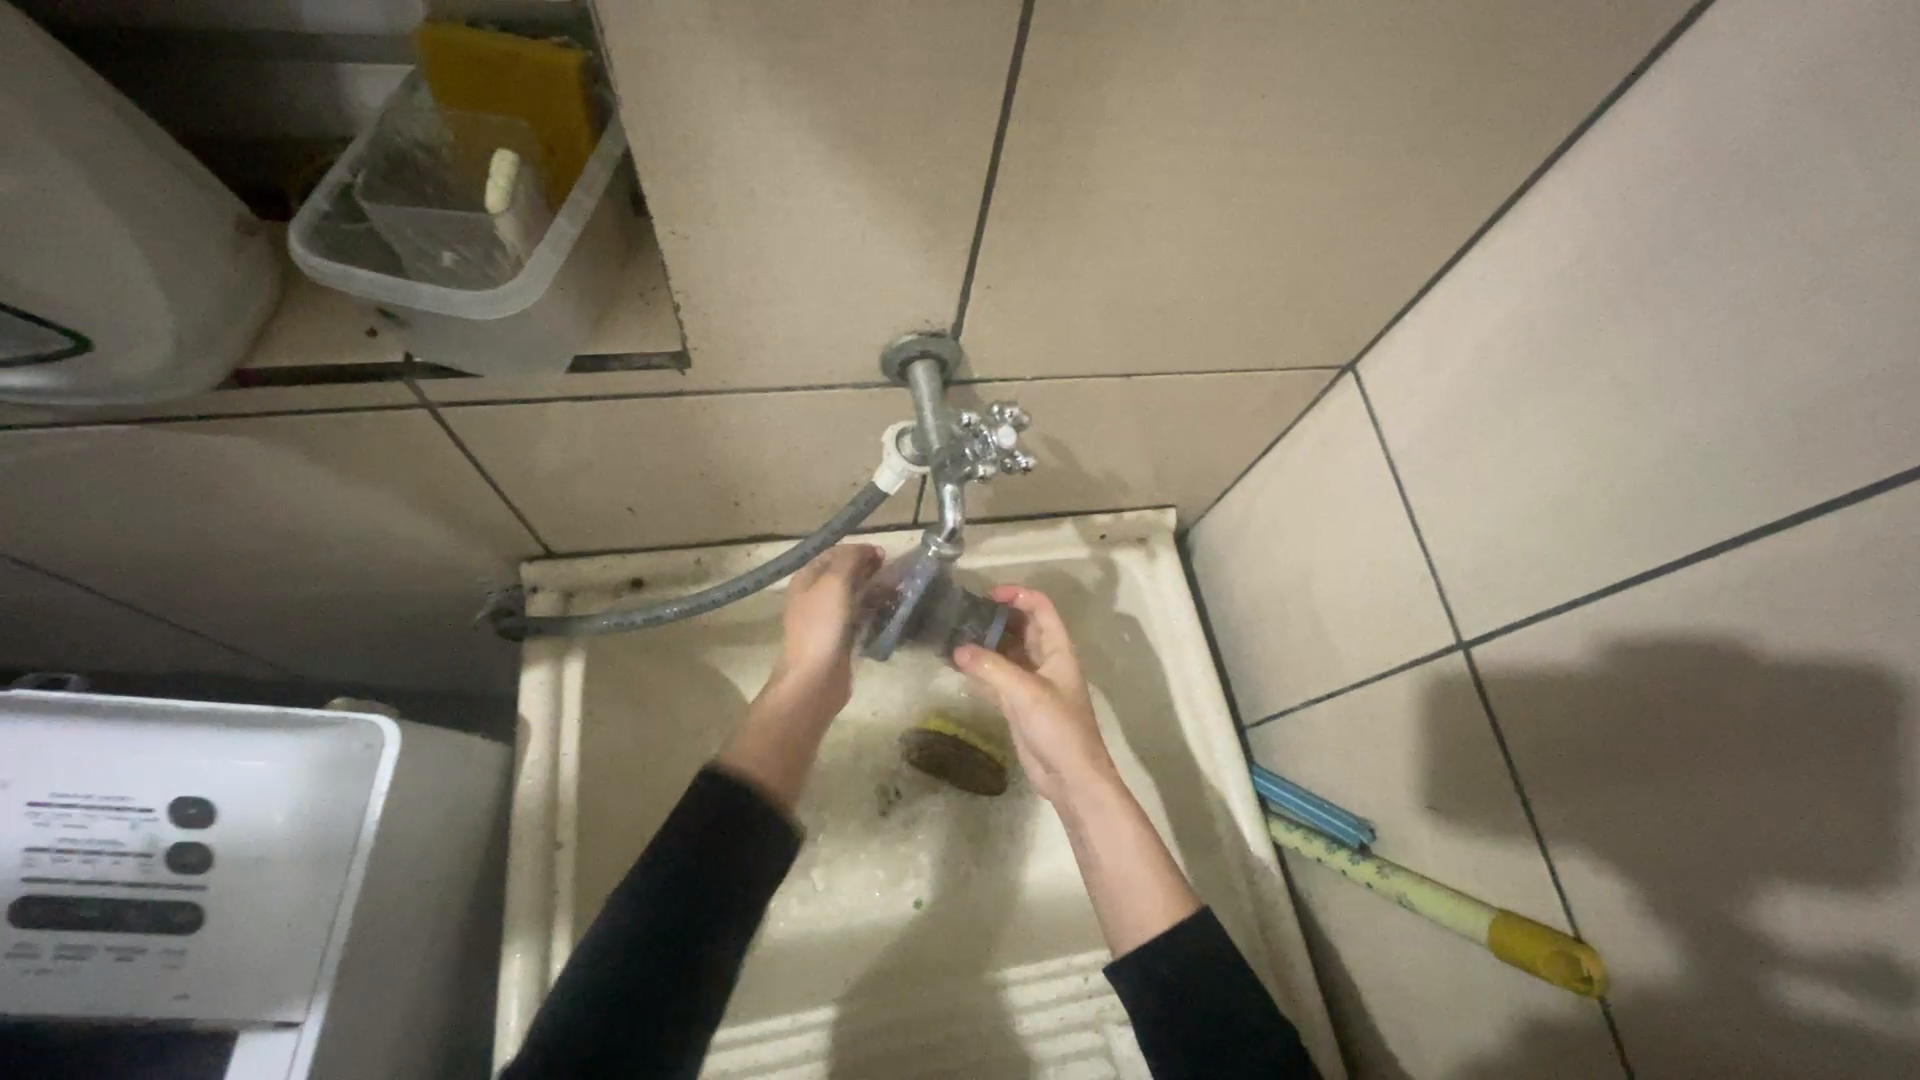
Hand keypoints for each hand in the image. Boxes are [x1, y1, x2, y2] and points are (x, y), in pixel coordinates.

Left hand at [760, 543, 882, 722]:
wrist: (815, 678)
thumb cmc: (821, 626)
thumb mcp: (834, 583)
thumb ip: (850, 560)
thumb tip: (868, 550)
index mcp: (806, 579)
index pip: (833, 554)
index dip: (857, 550)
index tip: (883, 555)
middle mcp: (814, 596)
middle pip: (843, 574)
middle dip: (867, 569)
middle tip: (891, 572)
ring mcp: (826, 618)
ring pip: (853, 596)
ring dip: (873, 590)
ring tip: (895, 590)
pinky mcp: (840, 638)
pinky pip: (858, 617)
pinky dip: (872, 610)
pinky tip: (888, 611)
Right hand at [953, 585, 1117, 805]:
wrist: (1070, 776)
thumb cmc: (1058, 727)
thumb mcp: (1025, 692)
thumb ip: (991, 668)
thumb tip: (957, 649)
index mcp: (1058, 650)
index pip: (1040, 609)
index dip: (1018, 595)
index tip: (988, 595)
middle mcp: (1045, 661)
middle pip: (1021, 628)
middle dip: (996, 618)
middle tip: (963, 613)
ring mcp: (1031, 683)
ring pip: (1007, 653)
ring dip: (985, 643)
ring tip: (954, 634)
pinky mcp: (1018, 704)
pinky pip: (997, 677)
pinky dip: (980, 669)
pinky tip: (958, 665)